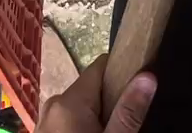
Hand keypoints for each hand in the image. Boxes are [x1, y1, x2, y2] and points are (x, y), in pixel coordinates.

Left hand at [40, 56, 155, 132]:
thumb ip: (128, 111)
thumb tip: (148, 75)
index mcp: (69, 100)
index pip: (102, 66)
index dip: (121, 75)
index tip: (135, 92)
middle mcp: (53, 103)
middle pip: (92, 88)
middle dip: (109, 103)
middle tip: (121, 126)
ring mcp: (43, 122)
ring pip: (79, 108)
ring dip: (95, 118)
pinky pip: (67, 123)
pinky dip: (80, 128)